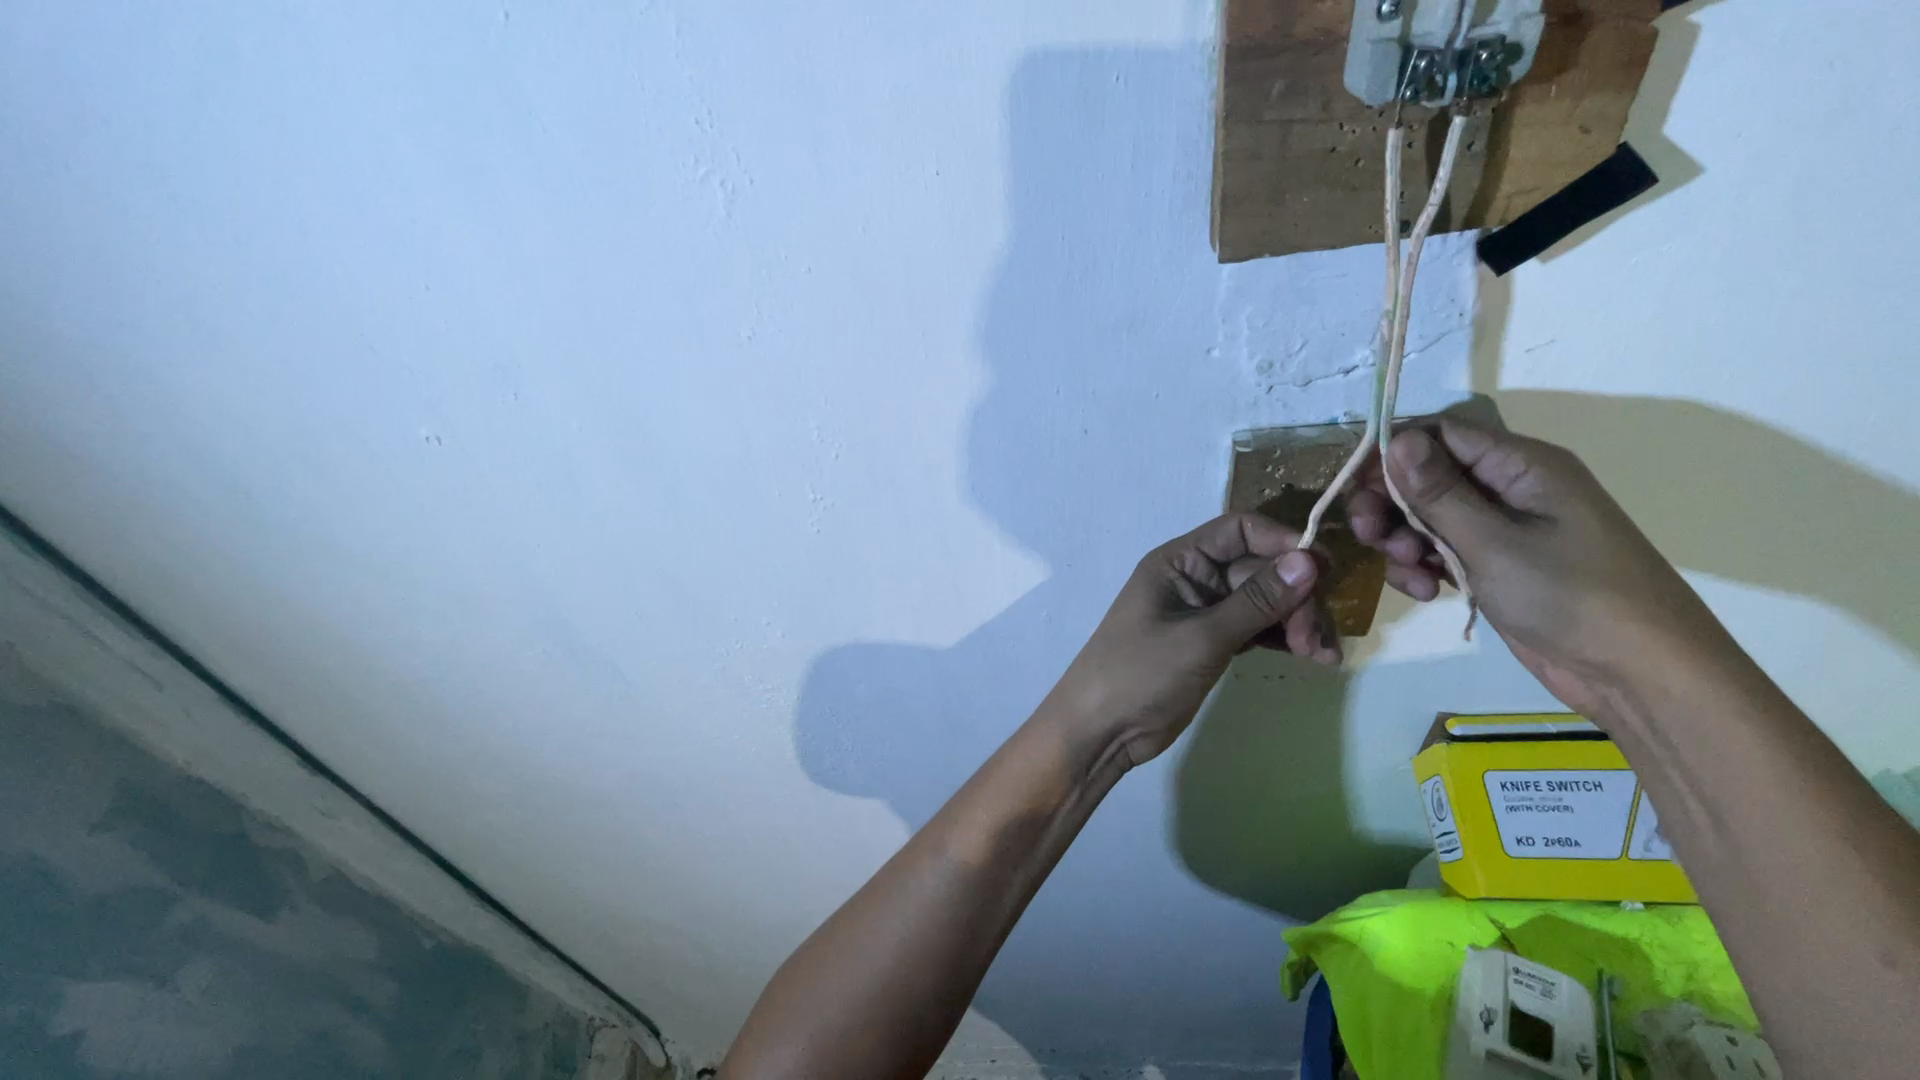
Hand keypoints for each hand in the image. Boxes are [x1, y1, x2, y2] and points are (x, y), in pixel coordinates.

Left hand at [1047, 513, 1333, 766]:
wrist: (1102, 730)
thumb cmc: (1140, 673)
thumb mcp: (1202, 637)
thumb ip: (1256, 600)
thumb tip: (1309, 560)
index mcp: (1179, 561)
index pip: (1239, 530)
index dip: (1282, 542)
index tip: (1322, 569)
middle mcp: (1195, 578)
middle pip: (1261, 569)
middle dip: (1297, 597)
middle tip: (1318, 638)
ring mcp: (1205, 612)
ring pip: (1266, 602)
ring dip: (1299, 621)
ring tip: (1324, 657)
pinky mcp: (1214, 643)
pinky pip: (1259, 628)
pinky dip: (1285, 639)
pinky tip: (1314, 658)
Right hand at [1349, 406, 1729, 713]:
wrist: (1637, 673)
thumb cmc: (1570, 596)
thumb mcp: (1493, 543)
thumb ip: (1439, 492)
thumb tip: (1397, 438)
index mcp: (1521, 466)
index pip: (1441, 433)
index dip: (1394, 454)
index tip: (1356, 488)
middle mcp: (1510, 488)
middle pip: (1428, 475)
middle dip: (1391, 503)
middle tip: (1366, 535)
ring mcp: (1503, 529)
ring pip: (1428, 516)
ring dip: (1404, 540)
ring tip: (1408, 572)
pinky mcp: (1496, 566)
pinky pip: (1443, 550)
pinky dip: (1424, 567)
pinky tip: (1424, 592)